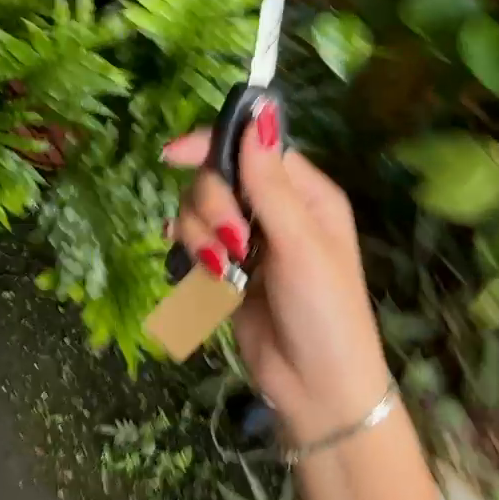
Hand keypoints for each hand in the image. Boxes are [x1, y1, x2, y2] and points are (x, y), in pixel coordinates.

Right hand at [166, 122, 390, 445]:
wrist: (315, 388)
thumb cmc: (324, 312)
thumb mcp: (300, 243)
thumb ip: (270, 180)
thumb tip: (260, 111)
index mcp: (303, 194)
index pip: (248, 147)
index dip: (211, 145)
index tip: (173, 155)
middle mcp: (272, 209)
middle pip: (214, 180)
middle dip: (212, 211)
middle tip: (233, 247)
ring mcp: (246, 240)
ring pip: (196, 213)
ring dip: (200, 240)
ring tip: (224, 277)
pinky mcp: (225, 269)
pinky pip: (189, 244)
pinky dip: (188, 257)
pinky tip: (197, 274)